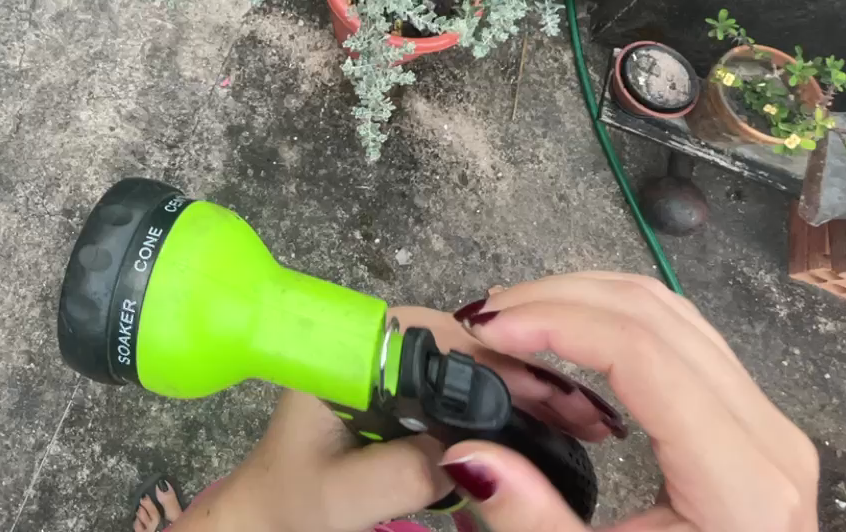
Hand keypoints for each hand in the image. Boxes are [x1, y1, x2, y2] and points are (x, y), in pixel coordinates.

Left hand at [167, 306, 618, 531]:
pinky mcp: (394, 396)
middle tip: (580, 409)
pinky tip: (535, 426)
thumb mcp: (342, 497)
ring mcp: (380, 370)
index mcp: (341, 353)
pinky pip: (449, 390)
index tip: (544, 386)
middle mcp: (363, 349)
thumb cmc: (292, 504)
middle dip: (512, 368)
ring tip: (575, 417)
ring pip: (455, 364)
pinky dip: (492, 405)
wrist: (266, 521)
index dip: (484, 353)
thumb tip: (473, 455)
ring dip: (511, 385)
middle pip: (447, 343)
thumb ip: (400, 473)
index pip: (420, 333)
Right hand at [442, 273, 817, 531]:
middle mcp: (768, 436)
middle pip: (649, 314)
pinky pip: (676, 328)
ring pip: (663, 307)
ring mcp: (766, 421)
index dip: (553, 322)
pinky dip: (607, 310)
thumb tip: (465, 451)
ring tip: (508, 318)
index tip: (483, 330)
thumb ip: (534, 525)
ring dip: (576, 296)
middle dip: (552, 299)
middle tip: (481, 320)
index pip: (640, 352)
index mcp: (742, 484)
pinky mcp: (751, 416)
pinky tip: (560, 328)